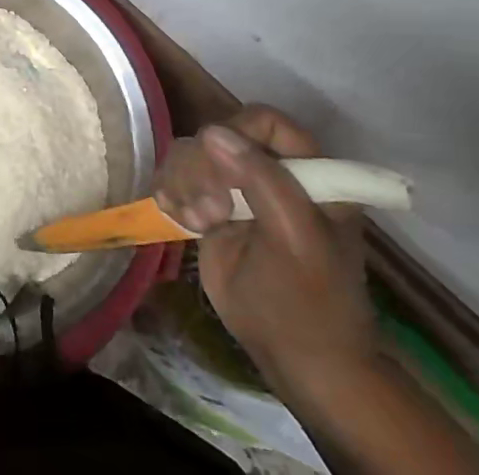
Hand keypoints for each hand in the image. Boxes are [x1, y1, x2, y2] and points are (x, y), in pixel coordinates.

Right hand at [154, 105, 375, 387]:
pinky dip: (169, 193)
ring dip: (184, 182)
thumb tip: (212, 131)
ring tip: (198, 220)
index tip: (225, 174)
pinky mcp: (207, 209)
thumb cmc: (308, 300)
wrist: (294, 357)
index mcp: (308, 170)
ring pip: (191, 154)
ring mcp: (236, 190)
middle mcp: (269, 171)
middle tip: (212, 212)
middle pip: (218, 135)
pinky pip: (175, 179)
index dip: (237, 135)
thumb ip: (261, 178)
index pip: (264, 120)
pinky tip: (179, 218)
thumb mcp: (295, 237)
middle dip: (204, 168)